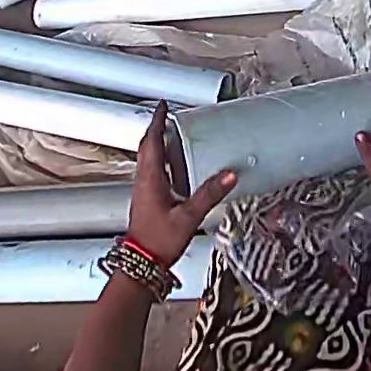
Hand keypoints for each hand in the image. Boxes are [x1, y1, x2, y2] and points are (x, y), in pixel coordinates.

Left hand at [127, 103, 234, 267]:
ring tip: (173, 136)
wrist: (141, 264)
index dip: (157, 121)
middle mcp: (143, 180)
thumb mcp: (188, 216)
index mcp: (151, 178)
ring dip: (157, 143)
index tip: (163, 106)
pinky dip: (160, 160)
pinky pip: (151, 171)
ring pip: (147, 158)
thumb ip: (209, 195)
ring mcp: (143, 190)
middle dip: (157, 128)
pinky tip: (174, 168)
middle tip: (168, 116)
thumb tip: (228, 175)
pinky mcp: (146, 199)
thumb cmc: (159, 241)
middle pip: (147, 146)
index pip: (151, 140)